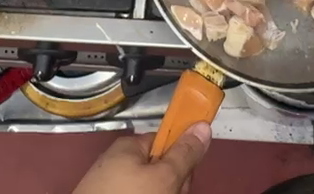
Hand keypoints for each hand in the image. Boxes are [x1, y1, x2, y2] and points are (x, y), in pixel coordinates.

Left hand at [71, 123, 210, 193]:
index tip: (187, 176)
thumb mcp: (163, 178)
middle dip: (172, 186)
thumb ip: (184, 154)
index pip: (165, 142)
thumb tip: (203, 125)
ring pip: (149, 190)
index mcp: (129, 147)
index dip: (181, 158)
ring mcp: (111, 188)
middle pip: (159, 169)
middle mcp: (118, 164)